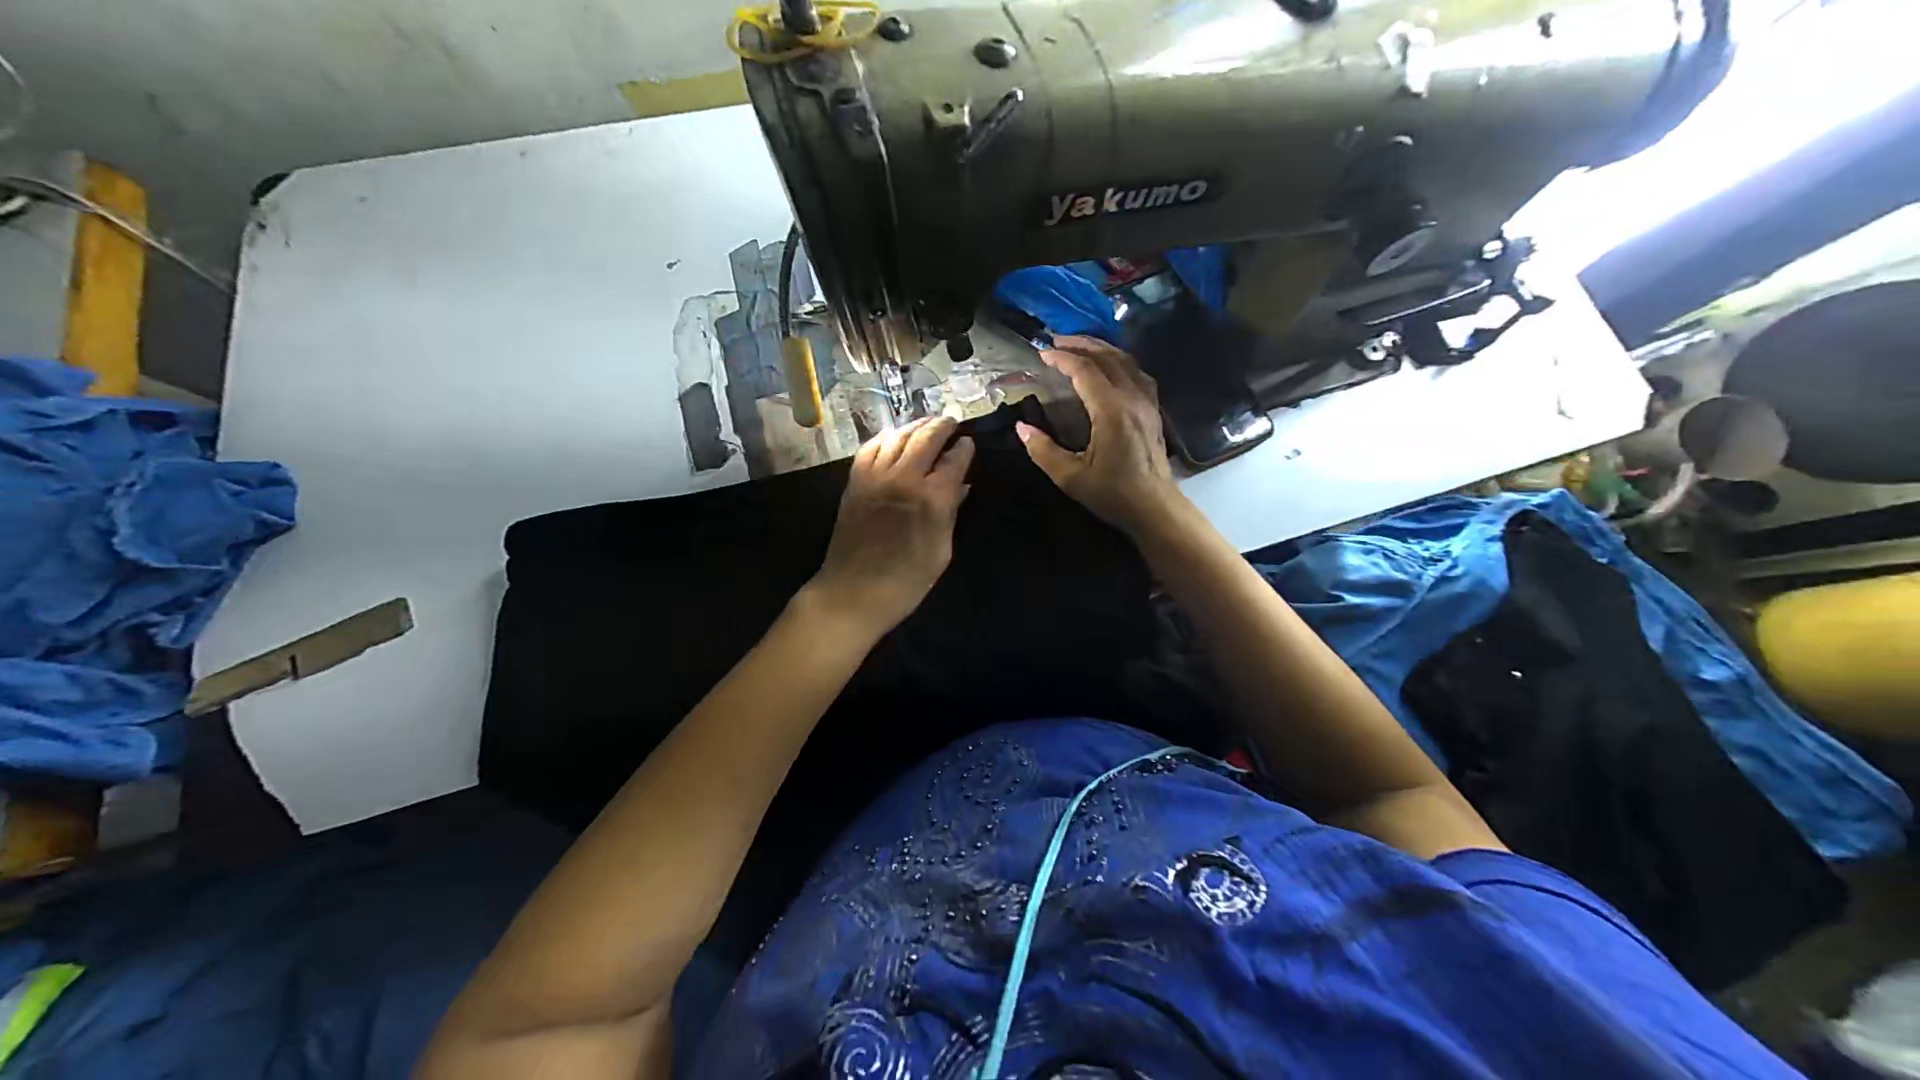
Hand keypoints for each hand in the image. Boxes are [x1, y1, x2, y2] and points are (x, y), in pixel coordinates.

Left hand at [805, 416, 975, 639]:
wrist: (855, 592)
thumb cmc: (906, 581)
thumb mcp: (941, 551)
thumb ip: (951, 512)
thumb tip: (960, 487)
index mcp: (932, 499)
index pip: (954, 460)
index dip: (964, 449)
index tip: (969, 444)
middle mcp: (904, 478)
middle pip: (926, 438)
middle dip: (942, 427)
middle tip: (951, 423)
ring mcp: (876, 476)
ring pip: (898, 436)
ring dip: (916, 426)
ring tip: (927, 424)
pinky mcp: (855, 480)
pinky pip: (872, 447)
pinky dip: (887, 437)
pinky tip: (895, 437)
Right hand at [1016, 336, 1185, 536]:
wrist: (1154, 508)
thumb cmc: (1113, 494)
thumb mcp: (1070, 478)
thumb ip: (1043, 450)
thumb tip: (1022, 429)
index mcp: (1112, 411)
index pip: (1086, 371)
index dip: (1063, 358)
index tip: (1043, 354)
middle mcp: (1132, 398)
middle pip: (1108, 357)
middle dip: (1081, 345)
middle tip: (1057, 342)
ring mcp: (1147, 402)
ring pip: (1126, 361)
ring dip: (1102, 349)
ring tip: (1080, 347)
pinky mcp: (1153, 410)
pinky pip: (1137, 373)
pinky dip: (1119, 361)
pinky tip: (1109, 366)